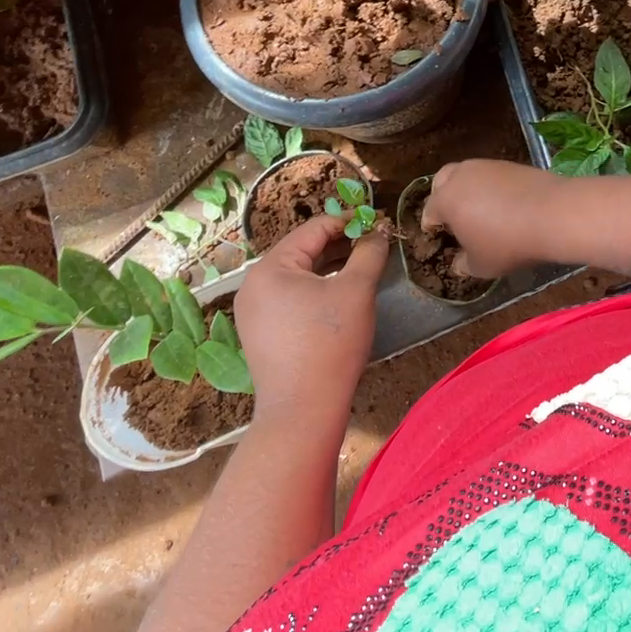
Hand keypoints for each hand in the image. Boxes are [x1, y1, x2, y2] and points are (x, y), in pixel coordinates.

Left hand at [234, 214, 387, 427]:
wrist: (303, 408)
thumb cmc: (330, 342)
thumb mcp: (357, 290)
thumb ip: (368, 253)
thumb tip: (377, 232)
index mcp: (270, 267)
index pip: (314, 229)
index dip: (349, 223)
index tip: (377, 224)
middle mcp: (253, 284)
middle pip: (303, 250)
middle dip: (340, 245)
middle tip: (373, 245)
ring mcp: (252, 311)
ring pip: (297, 275)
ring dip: (329, 266)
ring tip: (361, 267)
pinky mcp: (259, 332)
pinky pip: (290, 297)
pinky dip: (316, 289)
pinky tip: (339, 296)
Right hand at [421, 160, 566, 276]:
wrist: (552, 214)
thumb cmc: (507, 243)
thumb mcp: (481, 265)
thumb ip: (465, 264)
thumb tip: (459, 263)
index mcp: (446, 199)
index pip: (430, 210)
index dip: (431, 224)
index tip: (434, 233)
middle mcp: (462, 176)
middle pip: (443, 181)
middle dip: (443, 195)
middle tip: (452, 214)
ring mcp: (488, 166)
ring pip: (468, 173)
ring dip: (468, 187)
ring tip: (479, 207)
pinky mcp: (511, 164)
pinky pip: (492, 174)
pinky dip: (491, 186)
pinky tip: (503, 202)